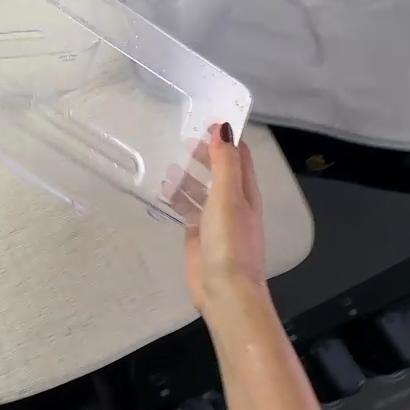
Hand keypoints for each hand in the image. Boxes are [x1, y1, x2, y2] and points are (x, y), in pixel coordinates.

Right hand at [164, 123, 267, 322]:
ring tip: (168, 160)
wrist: (225, 291)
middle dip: (205, 153)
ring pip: (202, 188)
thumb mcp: (228, 198)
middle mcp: (233, 203)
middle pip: (220, 170)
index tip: (204, 119)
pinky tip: (163, 189)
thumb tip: (223, 128)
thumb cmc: (230, 242)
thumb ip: (224, 164)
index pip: (239, 156)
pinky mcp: (199, 234)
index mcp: (246, 193)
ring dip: (188, 174)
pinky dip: (177, 195)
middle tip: (181, 138)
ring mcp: (216, 219)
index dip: (226, 137)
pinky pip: (188, 207)